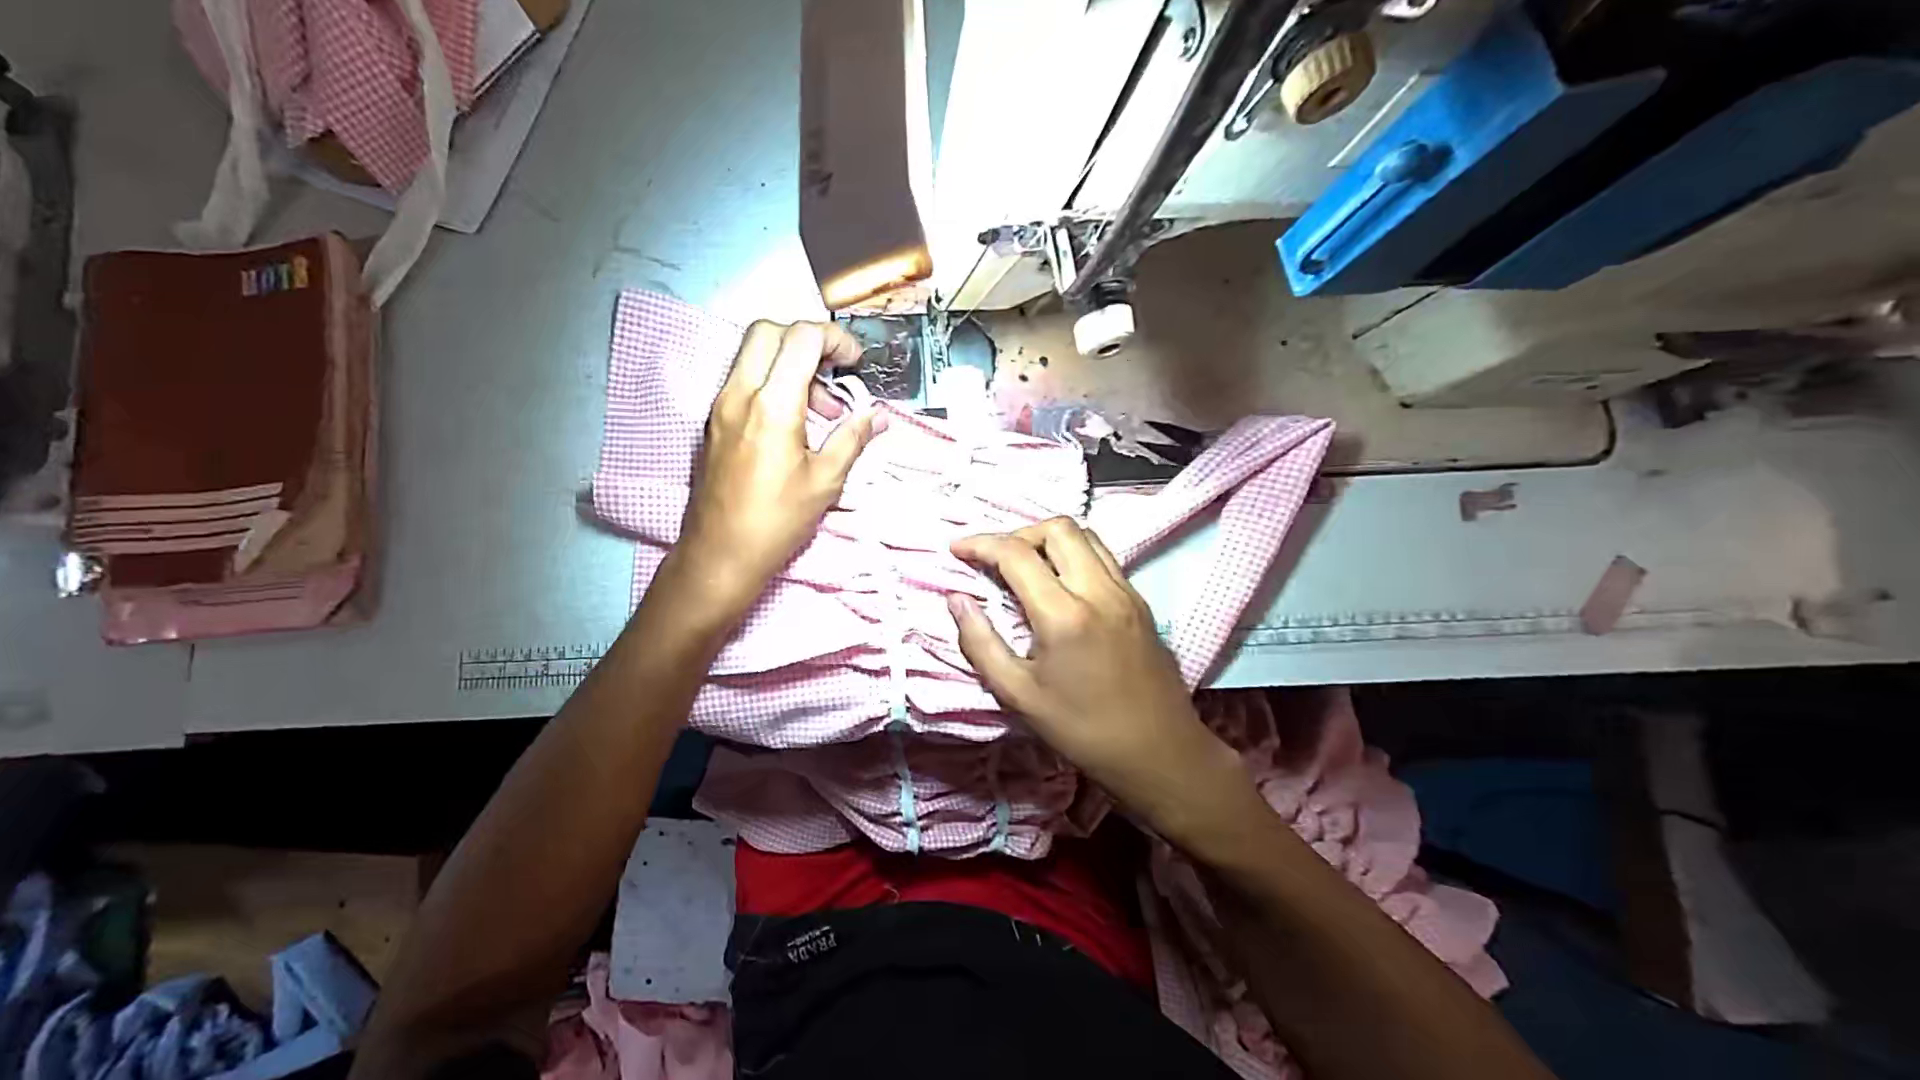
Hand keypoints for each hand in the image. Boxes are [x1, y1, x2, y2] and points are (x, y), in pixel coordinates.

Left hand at [670, 320, 879, 617]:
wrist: (719, 555)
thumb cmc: (776, 522)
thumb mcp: (826, 481)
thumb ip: (852, 438)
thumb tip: (878, 415)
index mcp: (772, 406)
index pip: (801, 338)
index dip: (835, 339)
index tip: (855, 362)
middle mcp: (739, 395)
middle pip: (769, 331)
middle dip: (807, 340)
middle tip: (834, 371)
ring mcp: (720, 406)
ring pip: (753, 355)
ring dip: (791, 364)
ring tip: (822, 409)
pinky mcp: (714, 422)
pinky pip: (744, 382)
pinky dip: (772, 384)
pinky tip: (796, 424)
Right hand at [946, 517, 1254, 847]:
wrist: (1159, 751)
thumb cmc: (1082, 730)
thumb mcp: (1019, 695)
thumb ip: (980, 642)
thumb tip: (957, 600)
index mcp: (1064, 615)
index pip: (1016, 554)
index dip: (980, 544)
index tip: (958, 550)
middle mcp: (1098, 590)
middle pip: (1057, 528)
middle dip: (1018, 534)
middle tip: (995, 561)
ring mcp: (1126, 592)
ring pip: (1085, 536)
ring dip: (1049, 540)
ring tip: (1026, 567)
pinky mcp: (1141, 601)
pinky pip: (1104, 557)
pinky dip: (1074, 555)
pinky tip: (1060, 585)